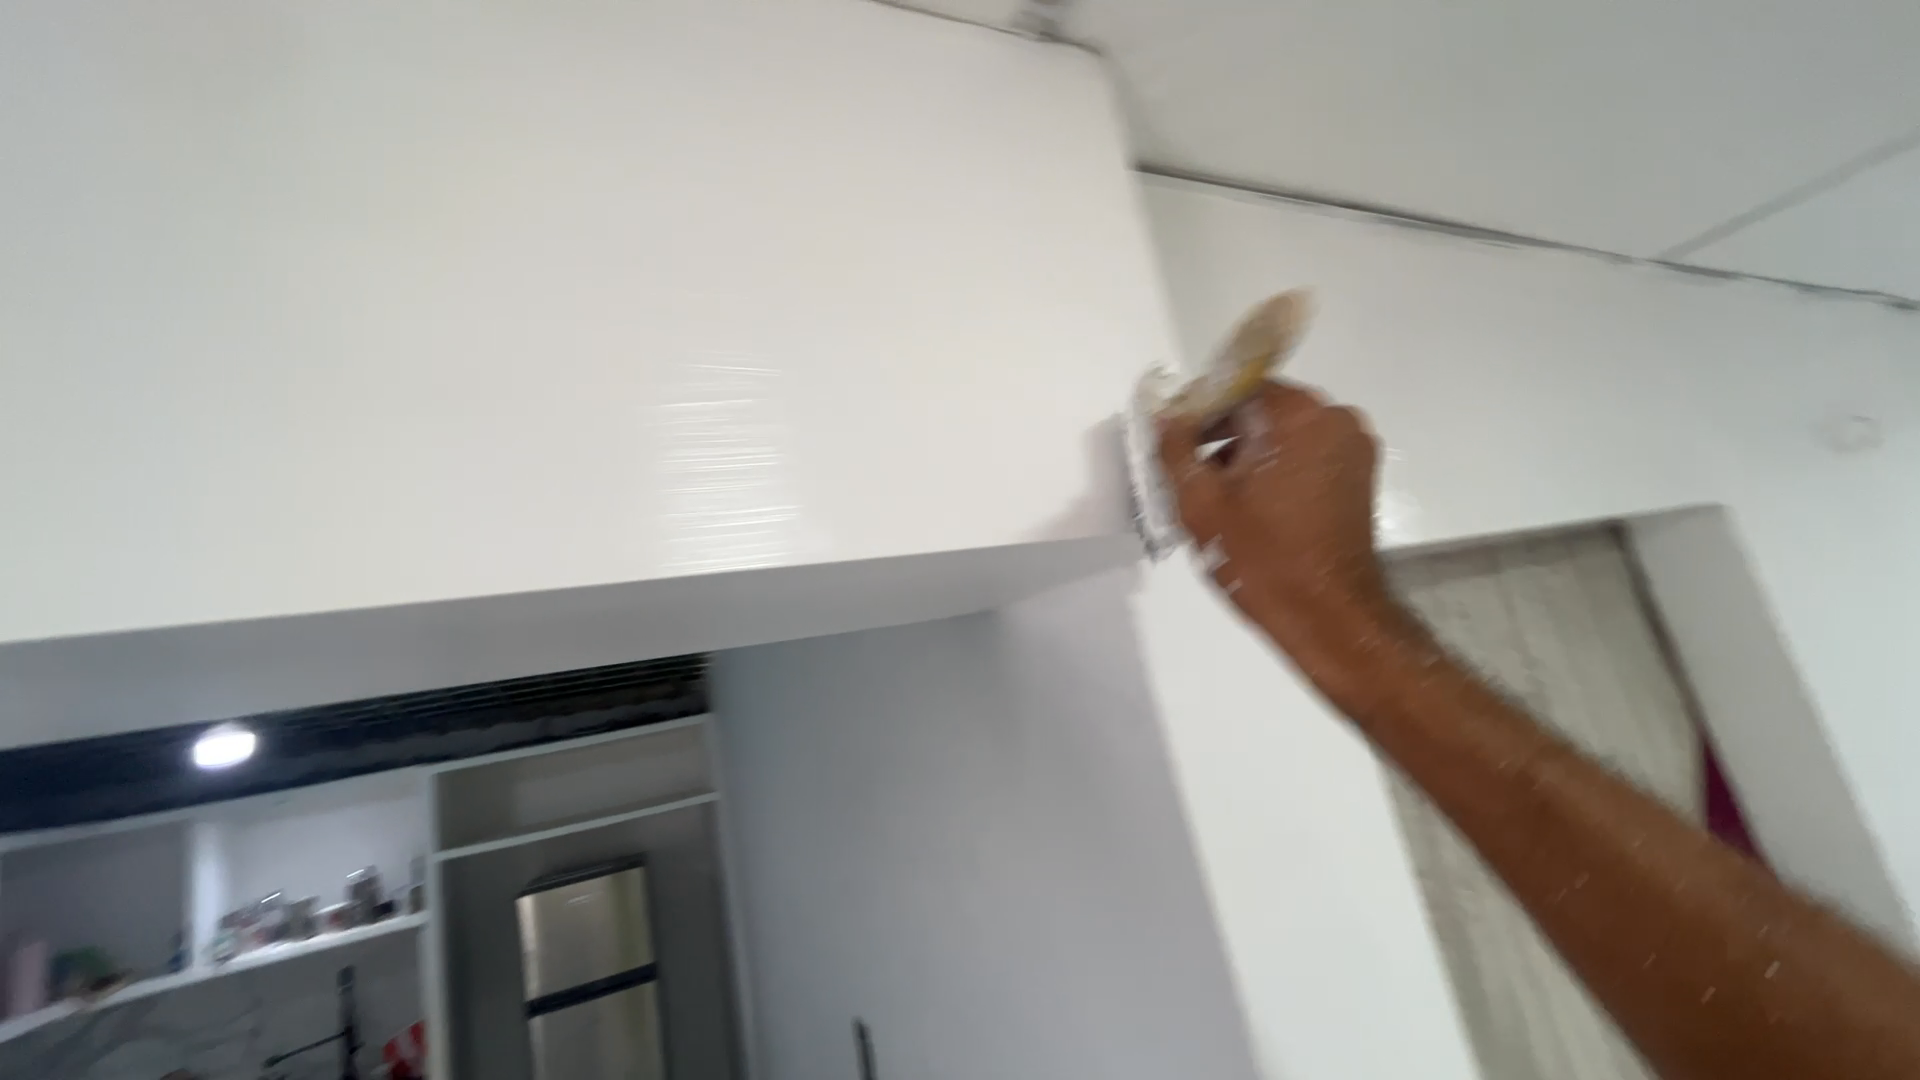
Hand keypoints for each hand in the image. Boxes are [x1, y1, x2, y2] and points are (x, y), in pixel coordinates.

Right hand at [1156, 380, 1411, 695]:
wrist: (1329, 616)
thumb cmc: (1260, 557)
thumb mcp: (1200, 503)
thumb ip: (1176, 449)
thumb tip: (1165, 414)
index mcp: (1298, 414)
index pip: (1236, 388)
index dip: (1199, 412)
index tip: (1175, 445)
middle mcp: (1335, 418)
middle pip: (1262, 410)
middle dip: (1224, 436)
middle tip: (1192, 477)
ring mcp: (1354, 448)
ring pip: (1284, 435)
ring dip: (1250, 455)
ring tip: (1221, 500)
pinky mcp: (1360, 477)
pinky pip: (1306, 456)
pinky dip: (1277, 471)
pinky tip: (1254, 508)